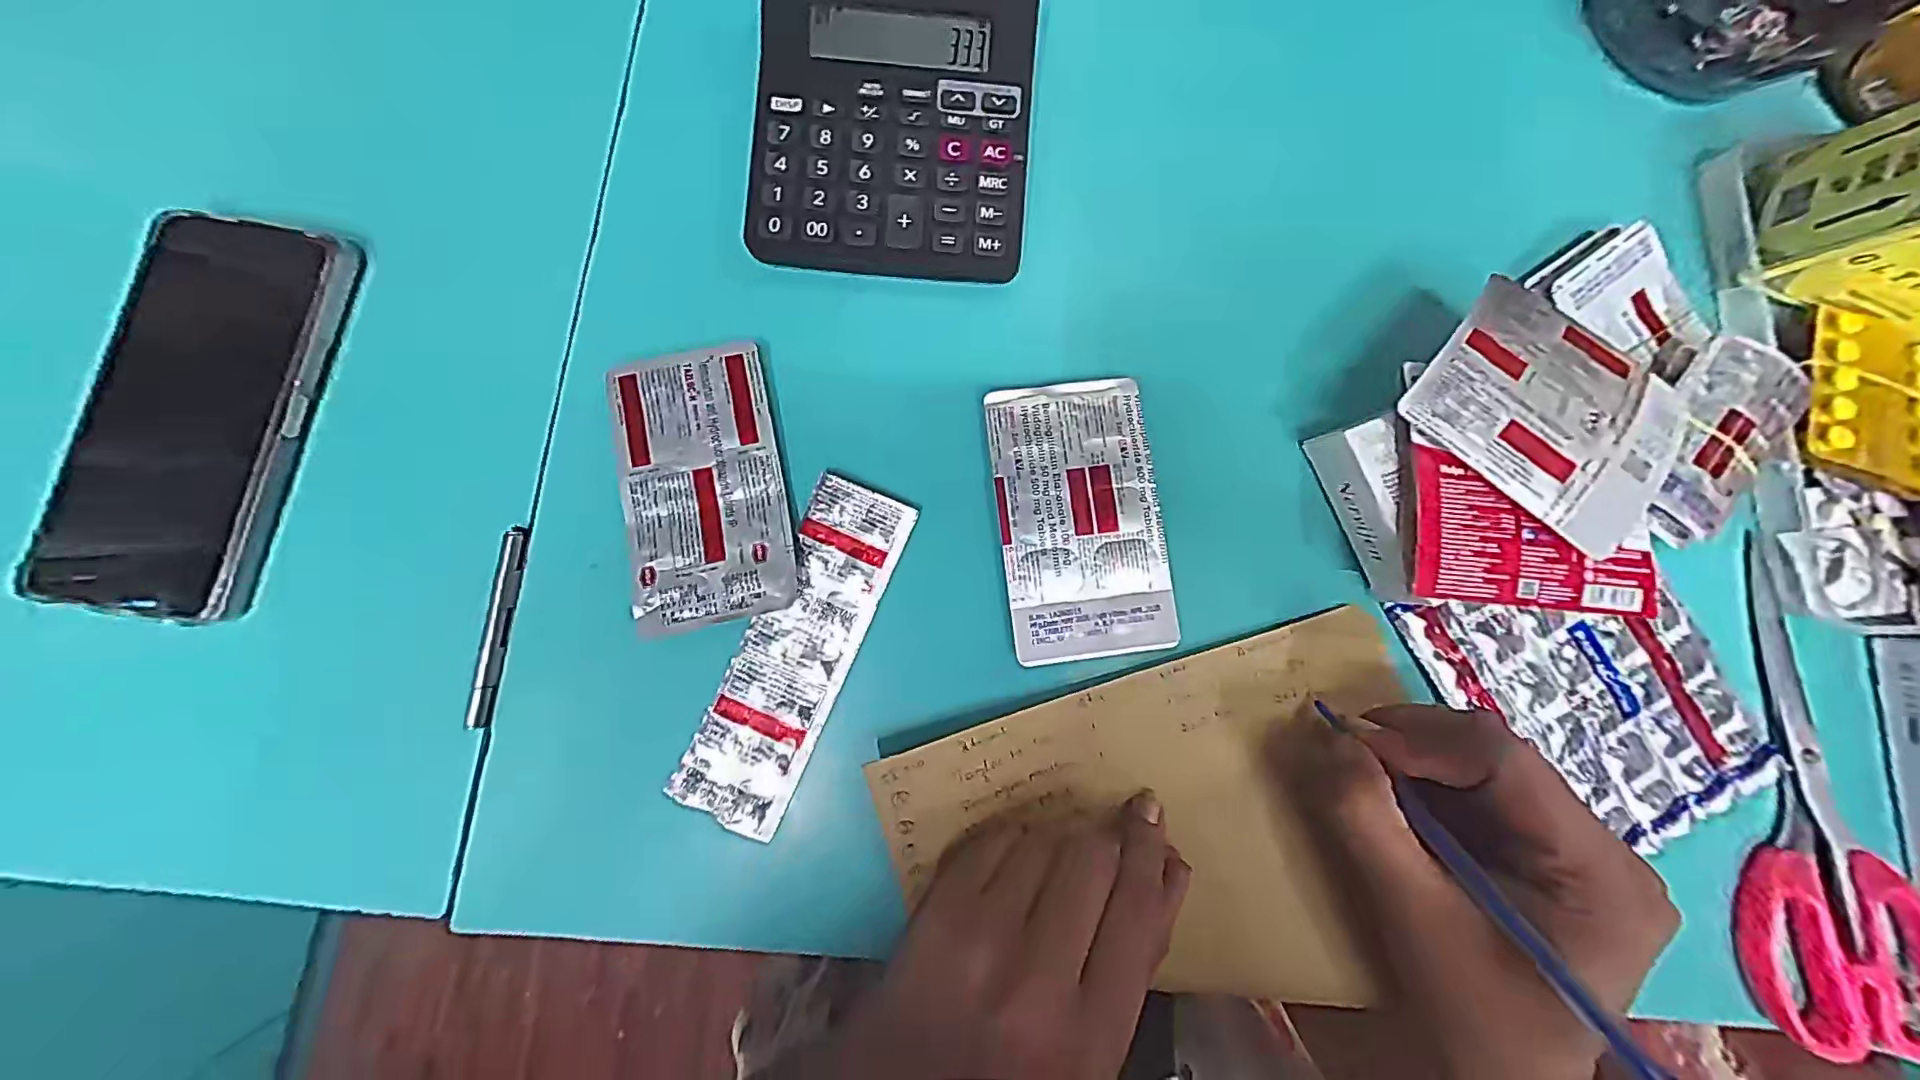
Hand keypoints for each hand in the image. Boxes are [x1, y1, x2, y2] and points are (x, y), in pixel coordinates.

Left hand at [799, 794, 1190, 1079]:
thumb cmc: (1015, 1073)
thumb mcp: (1093, 1048)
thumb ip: (1134, 961)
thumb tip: (1168, 867)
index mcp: (1090, 1030)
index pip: (1136, 907)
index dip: (1147, 848)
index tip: (1146, 811)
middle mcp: (1036, 978)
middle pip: (1089, 857)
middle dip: (1104, 832)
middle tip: (1106, 824)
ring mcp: (978, 938)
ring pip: (1039, 839)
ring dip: (1057, 834)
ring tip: (1056, 850)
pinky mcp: (932, 914)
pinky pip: (988, 840)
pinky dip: (1010, 835)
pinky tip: (1014, 849)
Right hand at [1281, 705, 1678, 1079]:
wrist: (1498, 1079)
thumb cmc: (1470, 1015)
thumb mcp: (1413, 916)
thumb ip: (1369, 822)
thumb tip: (1333, 739)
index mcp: (1599, 871)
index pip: (1504, 760)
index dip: (1418, 737)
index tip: (1345, 742)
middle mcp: (1601, 849)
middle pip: (1493, 754)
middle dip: (1409, 743)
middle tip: (1342, 750)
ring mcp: (1573, 849)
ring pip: (1478, 763)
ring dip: (1409, 758)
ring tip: (1357, 771)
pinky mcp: (1539, 853)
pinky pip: (1471, 789)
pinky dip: (1417, 781)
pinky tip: (1387, 798)